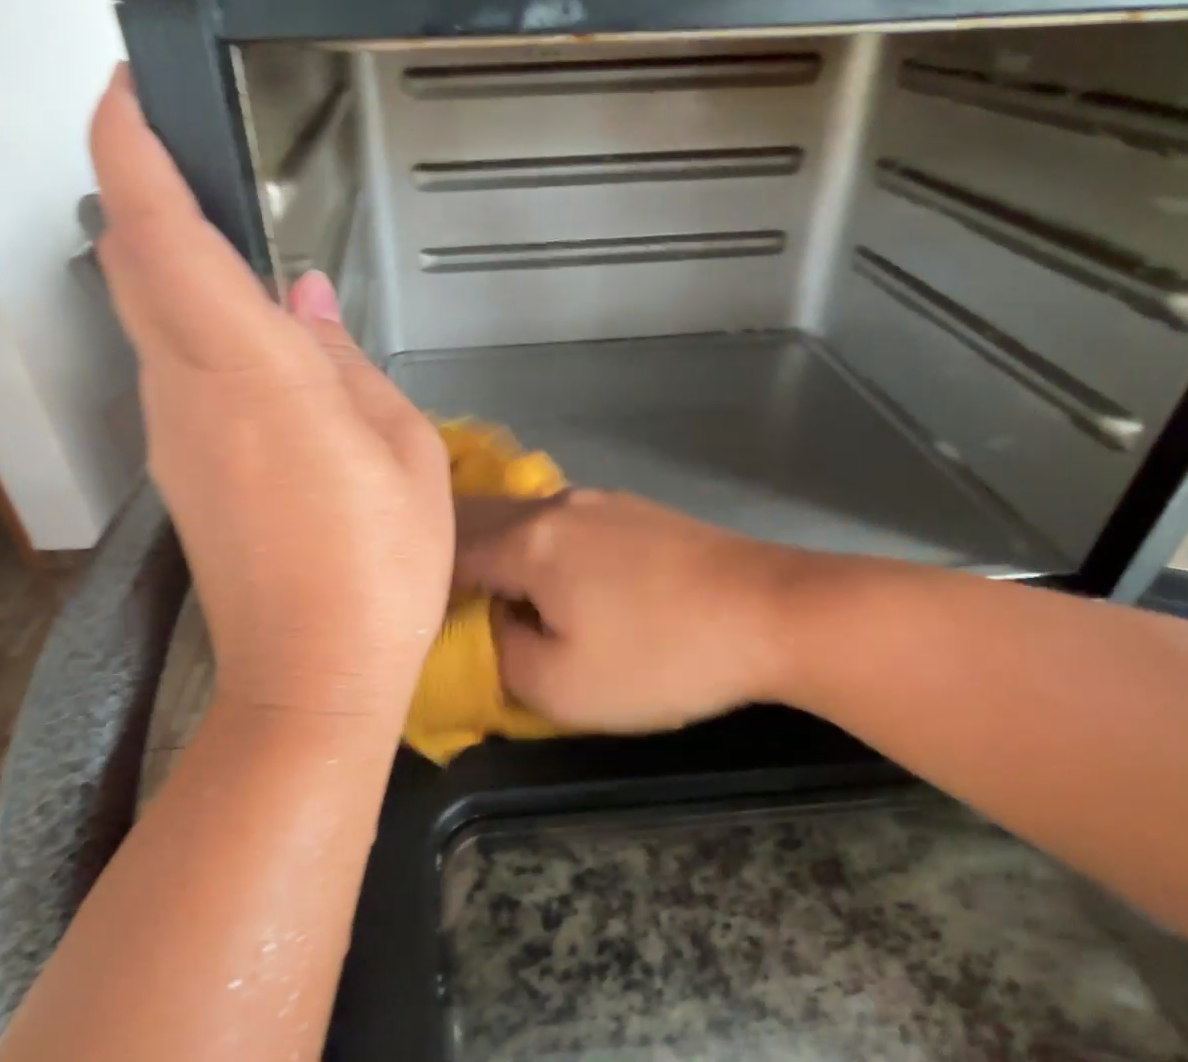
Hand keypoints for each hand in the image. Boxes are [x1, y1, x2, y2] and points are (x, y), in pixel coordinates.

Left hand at [90, 68, 451, 717]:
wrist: (311, 681)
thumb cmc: (380, 565)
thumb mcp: (404, 450)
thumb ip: (346, 361)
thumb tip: (304, 299)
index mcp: (252, 372)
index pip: (158, 234)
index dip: (128, 150)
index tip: (125, 94)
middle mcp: (187, 393)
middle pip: (134, 267)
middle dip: (147, 203)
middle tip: (199, 176)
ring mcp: (171, 440)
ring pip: (151, 324)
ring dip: (178, 278)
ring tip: (251, 281)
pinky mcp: (177, 478)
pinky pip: (175, 379)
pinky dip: (198, 341)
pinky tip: (263, 368)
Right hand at [454, 490, 809, 731]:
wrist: (774, 613)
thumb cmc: (661, 657)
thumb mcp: (560, 685)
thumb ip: (501, 653)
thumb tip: (491, 624)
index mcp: (527, 542)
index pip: (448, 554)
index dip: (423, 585)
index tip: (413, 613)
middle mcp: (556, 507)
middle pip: (481, 521)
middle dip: (451, 554)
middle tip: (436, 595)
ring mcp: (603, 502)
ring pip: (524, 520)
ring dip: (497, 548)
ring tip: (489, 587)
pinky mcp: (638, 512)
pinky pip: (563, 524)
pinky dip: (537, 546)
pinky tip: (552, 573)